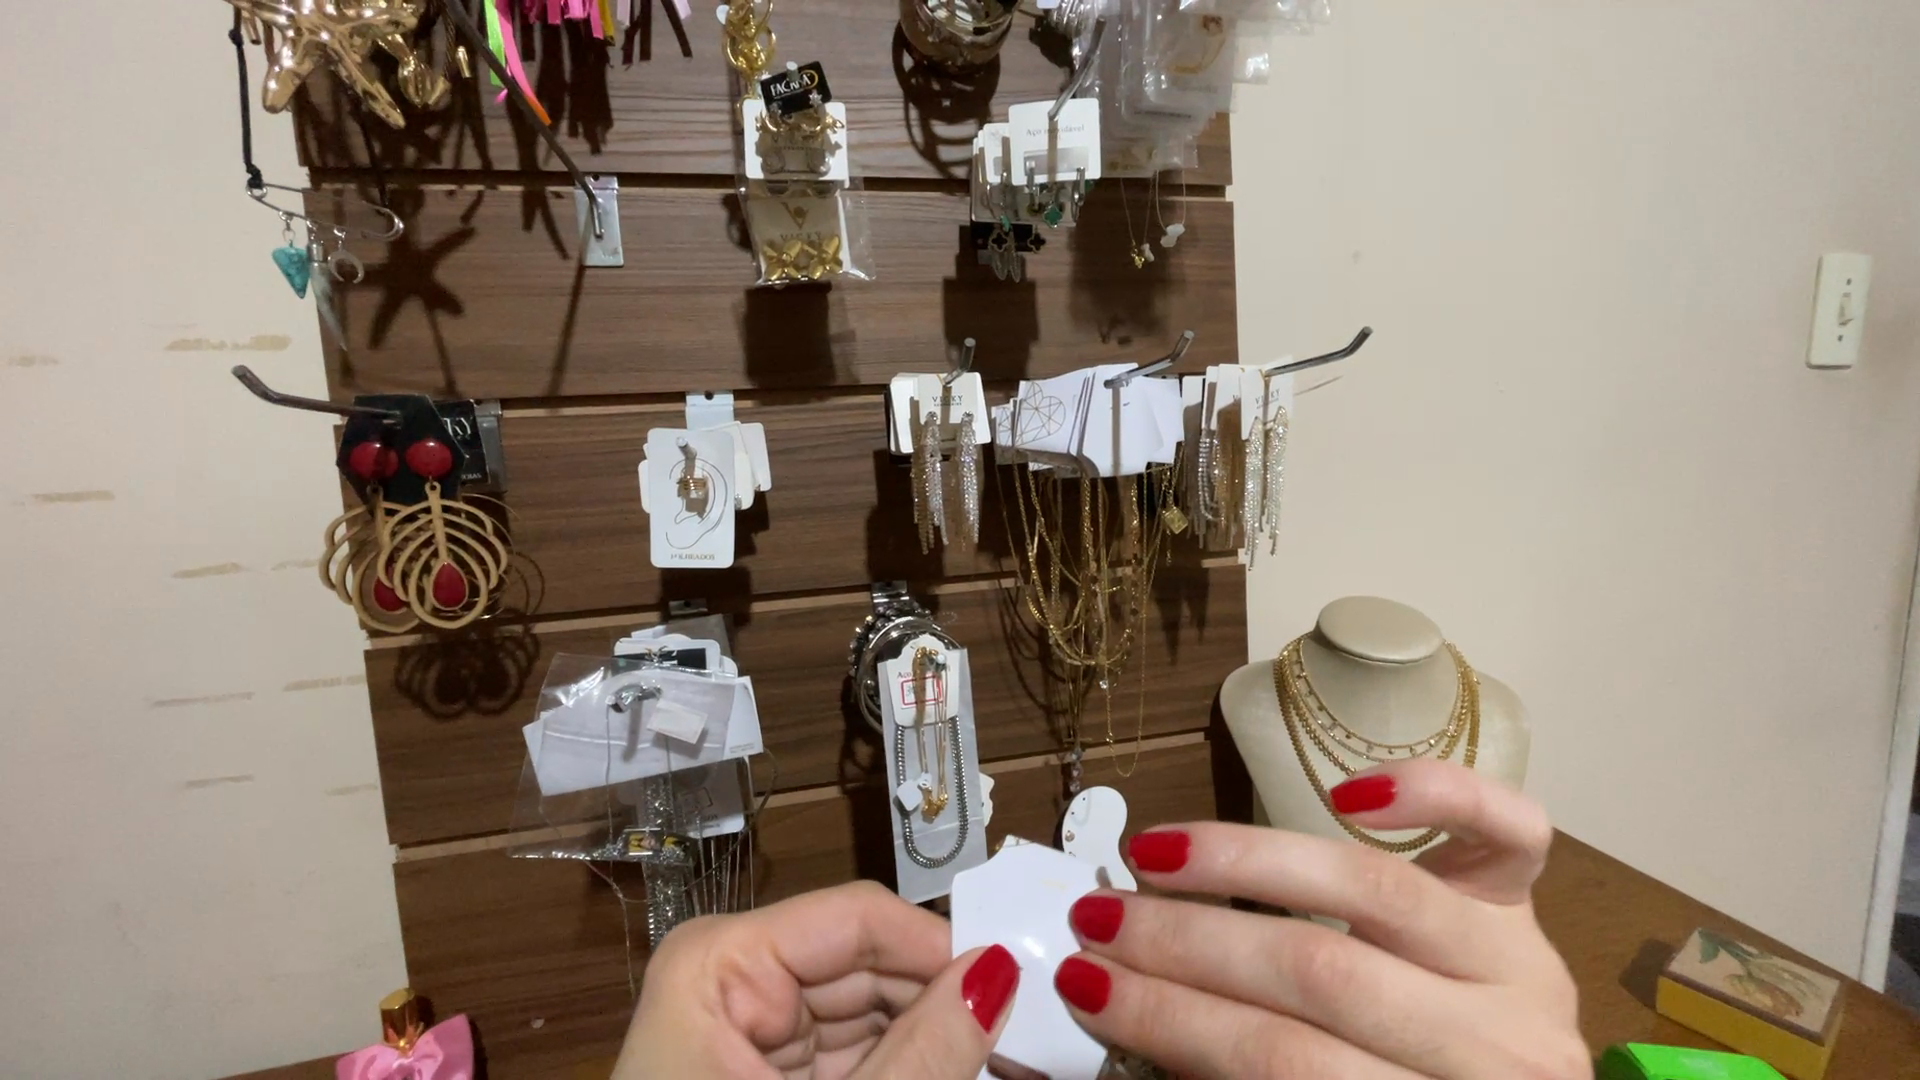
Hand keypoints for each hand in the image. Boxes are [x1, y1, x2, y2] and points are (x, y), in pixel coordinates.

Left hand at [611, 880, 1018, 1078]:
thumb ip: (922, 1052)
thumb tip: (1000, 971)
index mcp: (722, 960)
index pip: (858, 918)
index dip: (940, 946)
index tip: (1015, 983)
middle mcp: (737, 977)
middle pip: (868, 964)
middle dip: (942, 1002)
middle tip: (1023, 1033)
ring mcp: (752, 1027)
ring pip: (871, 1011)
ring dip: (931, 1037)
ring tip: (1003, 1056)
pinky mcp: (770, 1073)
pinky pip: (855, 1053)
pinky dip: (905, 1066)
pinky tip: (953, 1072)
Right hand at [1051, 760, 1587, 1078]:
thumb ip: (1231, 1063)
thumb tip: (1107, 993)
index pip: (1282, 1062)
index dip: (1172, 1019)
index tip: (1083, 983)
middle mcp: (1495, 1051)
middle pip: (1319, 973)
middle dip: (1185, 940)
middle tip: (1097, 915)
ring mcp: (1519, 963)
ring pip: (1375, 887)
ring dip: (1243, 861)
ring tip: (1149, 850)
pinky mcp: (1526, 902)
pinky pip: (1509, 833)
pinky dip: (1434, 794)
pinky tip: (1345, 790)